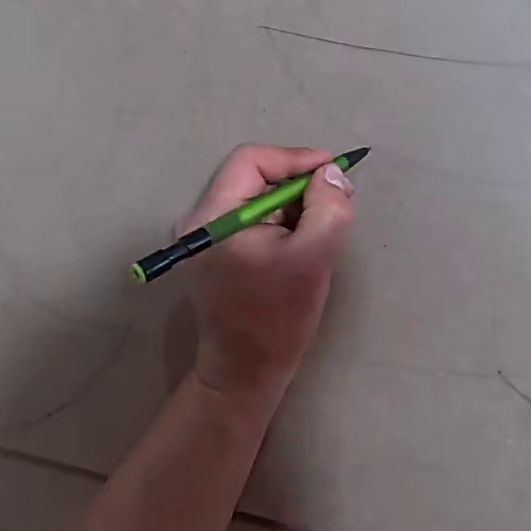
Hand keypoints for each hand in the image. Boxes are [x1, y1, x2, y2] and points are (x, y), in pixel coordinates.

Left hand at [177, 145, 355, 410]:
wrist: (245, 372)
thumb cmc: (277, 317)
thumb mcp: (313, 256)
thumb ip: (328, 207)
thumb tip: (330, 172)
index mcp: (212, 217)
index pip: (251, 161)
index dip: (294, 159)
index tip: (332, 169)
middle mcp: (198, 219)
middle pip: (251, 176)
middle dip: (295, 182)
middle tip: (332, 196)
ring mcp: (202, 236)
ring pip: (253, 196)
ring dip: (290, 203)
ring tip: (317, 225)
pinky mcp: (213, 250)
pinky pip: (250, 217)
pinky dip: (279, 219)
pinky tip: (299, 240)